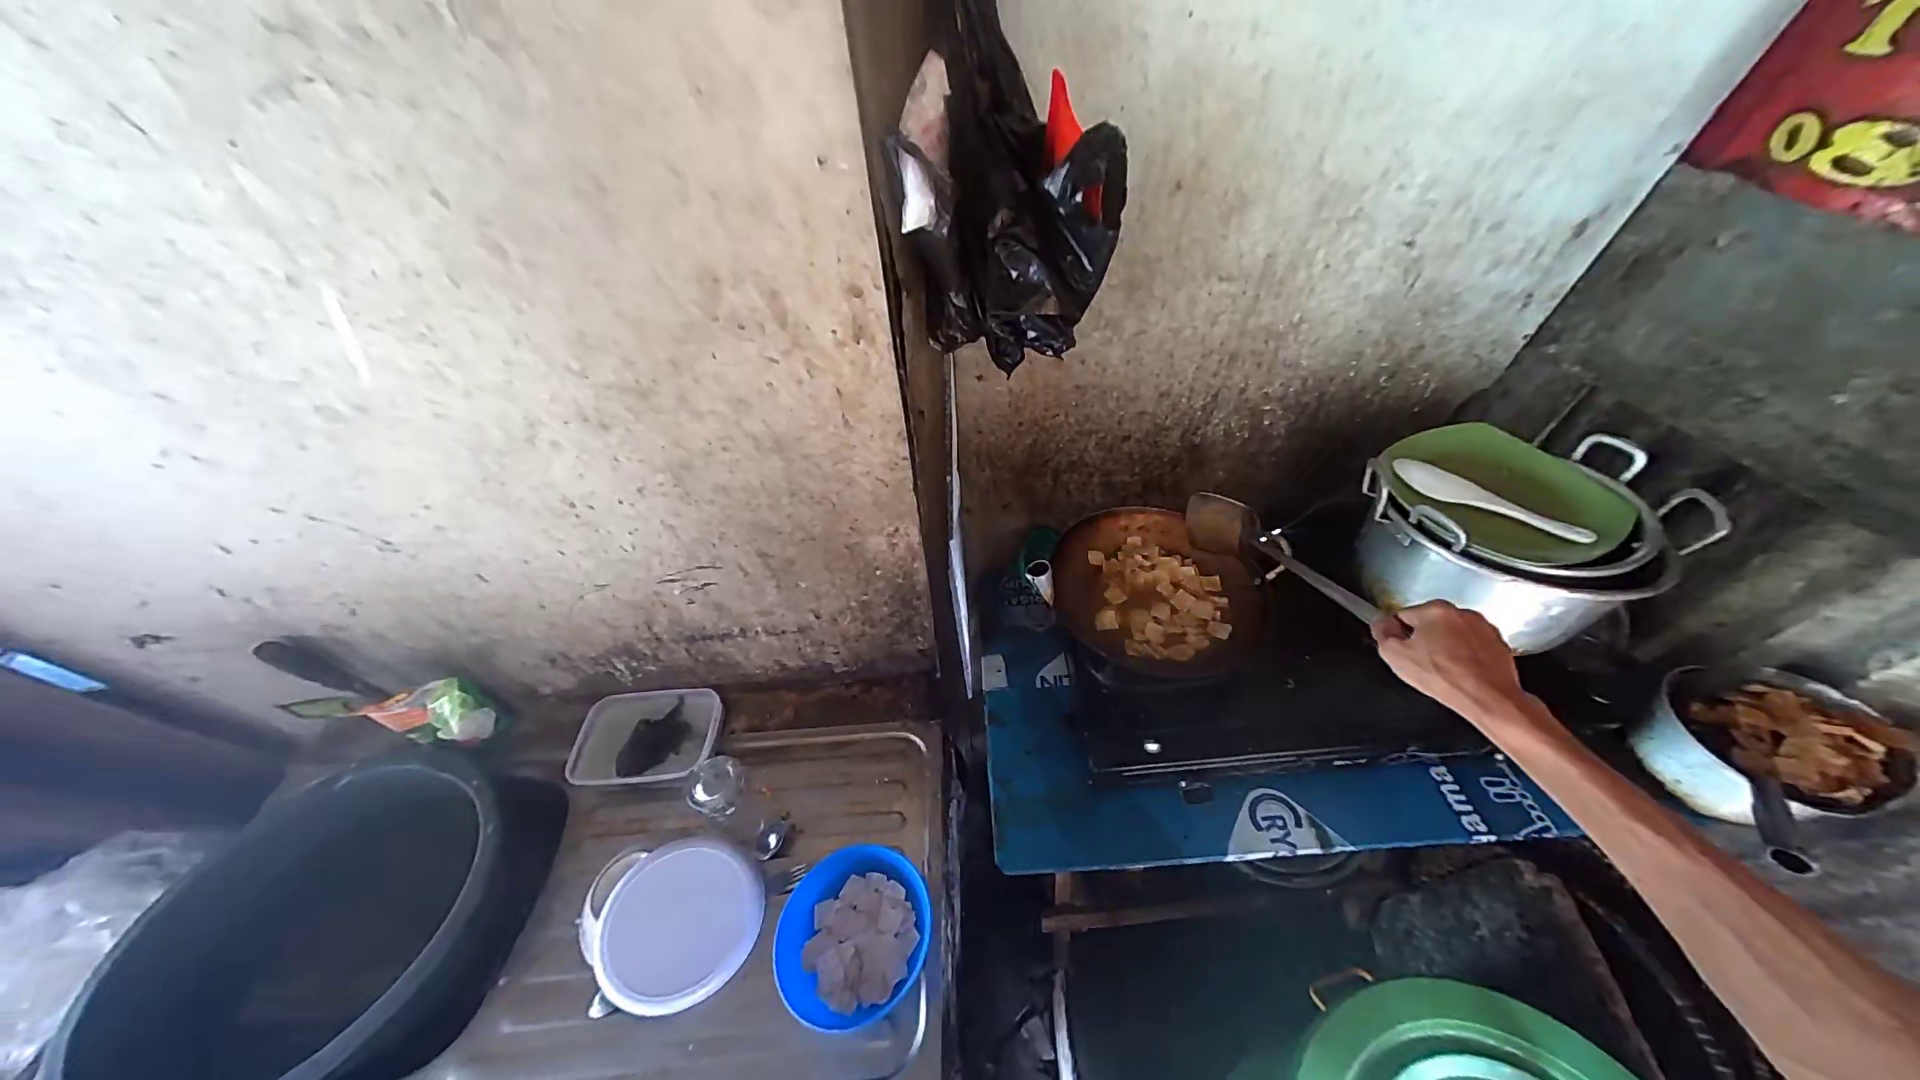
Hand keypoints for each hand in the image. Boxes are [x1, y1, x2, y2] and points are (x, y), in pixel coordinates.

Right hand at [1371, 601, 1527, 718]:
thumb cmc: (1444, 677)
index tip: (1402, 650)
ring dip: (1445, 647)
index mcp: (1435, 609)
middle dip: (1423, 640)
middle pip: (1429, 623)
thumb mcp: (1394, 655)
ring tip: (1443, 670)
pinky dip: (1465, 657)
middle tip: (1421, 662)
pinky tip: (1461, 673)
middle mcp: (1463, 613)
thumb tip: (1381, 622)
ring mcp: (1485, 628)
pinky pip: (1472, 647)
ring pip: (1452, 635)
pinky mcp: (1500, 645)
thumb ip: (1382, 632)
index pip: (1402, 616)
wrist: (1488, 699)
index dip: (1398, 635)